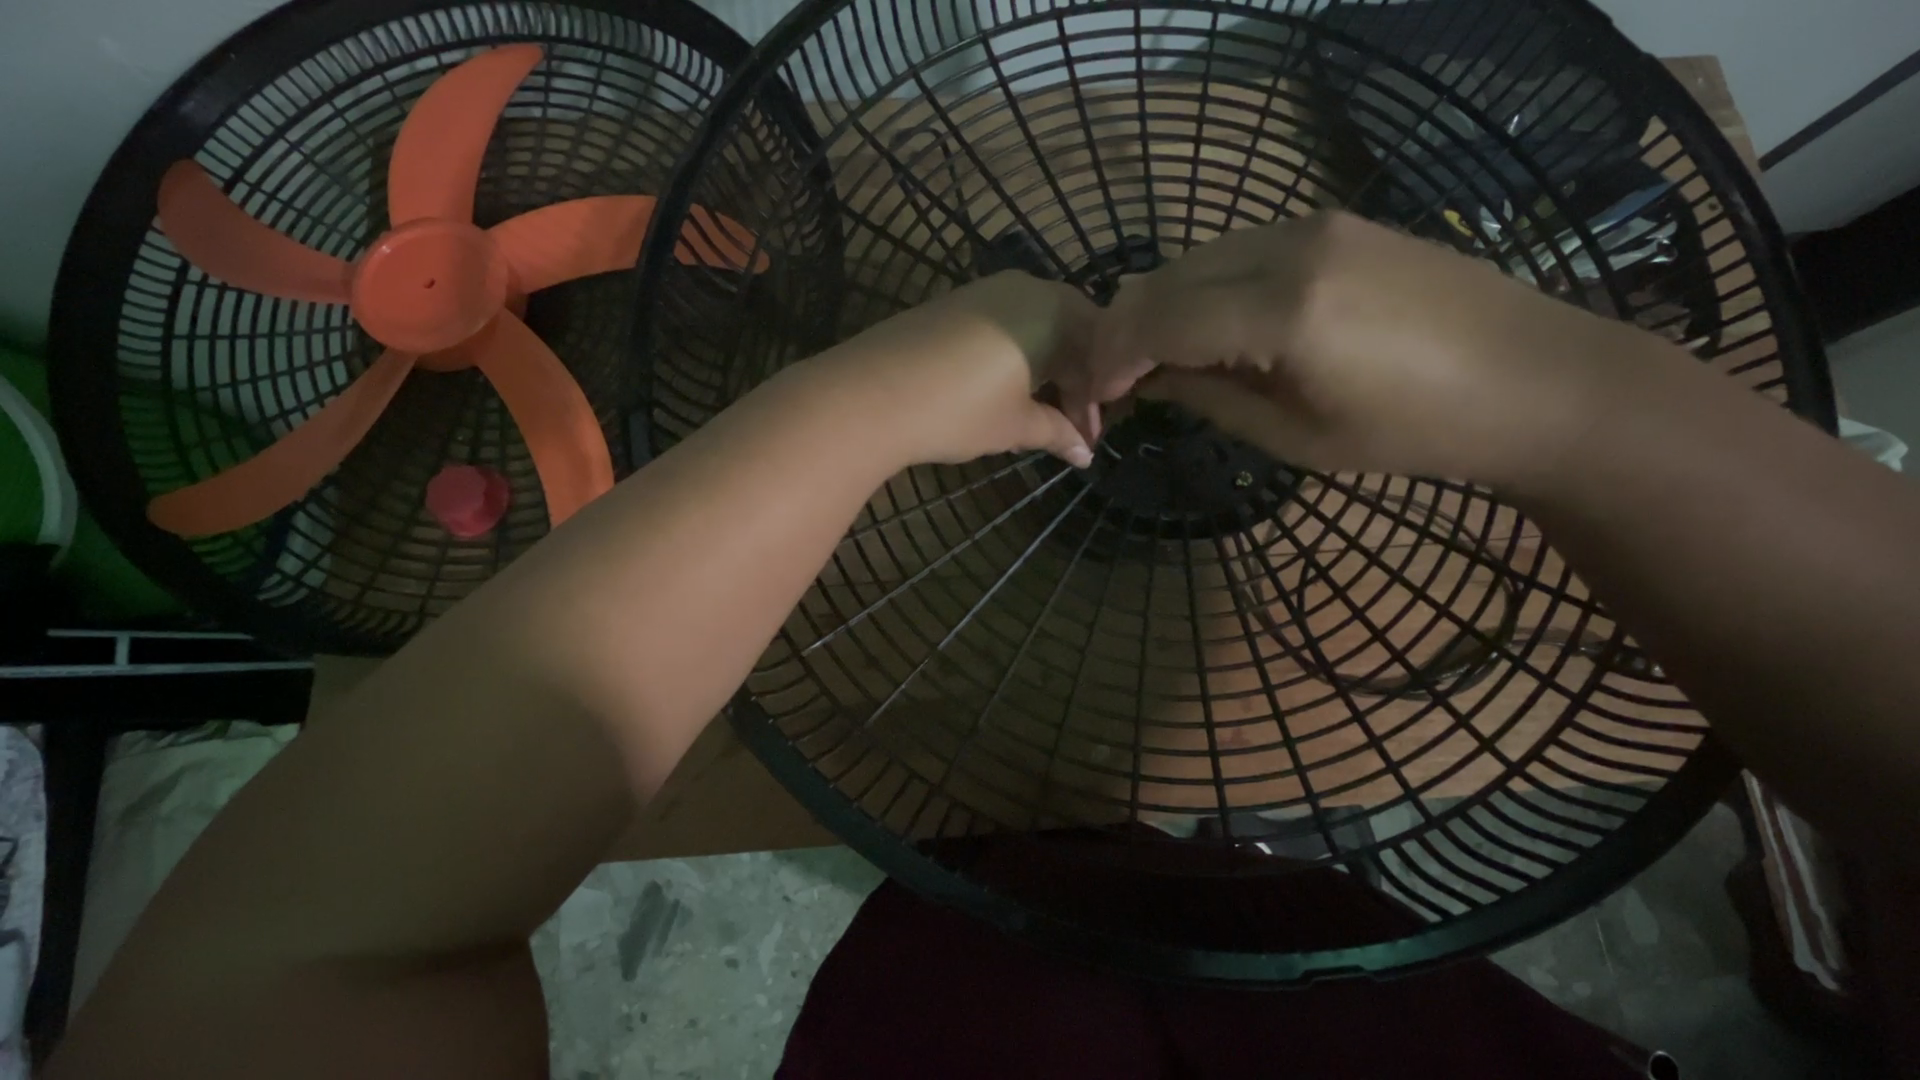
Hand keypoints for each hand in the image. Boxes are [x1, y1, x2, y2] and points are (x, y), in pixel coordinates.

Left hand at [806, 272, 1097, 467]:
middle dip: (1074, 381)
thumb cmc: (960, 409)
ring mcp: (986, 291)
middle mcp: (1025, 288)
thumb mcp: (1016, 424)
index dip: (1096, 399)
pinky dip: (1015, 358)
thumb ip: (1056, 431)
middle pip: (1069, 333)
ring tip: (1036, 416)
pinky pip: (1004, 325)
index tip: (1089, 437)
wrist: (870, 394)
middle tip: (1069, 426)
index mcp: (1054, 310)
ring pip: (1036, 328)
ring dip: (1045, 371)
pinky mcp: (953, 303)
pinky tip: (1004, 393)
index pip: (1097, 351)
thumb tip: (1084, 452)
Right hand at [1064, 212, 1626, 487]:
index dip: (1112, 356)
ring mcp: (1314, 226)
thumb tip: (1150, 378)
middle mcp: (1290, 248)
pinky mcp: (1333, 223)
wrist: (1536, 379)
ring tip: (1156, 358)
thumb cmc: (1416, 433)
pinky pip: (1240, 250)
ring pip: (1199, 258)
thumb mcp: (1297, 436)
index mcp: (1285, 312)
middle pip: (1168, 279)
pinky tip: (1211, 326)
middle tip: (1112, 378)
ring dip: (1163, 305)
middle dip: (1125, 328)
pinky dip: (1206, 287)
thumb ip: (1210, 396)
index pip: (1160, 321)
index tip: (1094, 393)